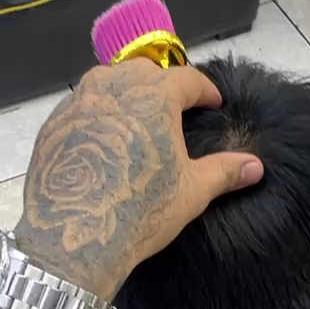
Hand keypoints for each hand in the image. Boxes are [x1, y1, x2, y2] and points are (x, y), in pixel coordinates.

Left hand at [16, 60, 264, 297]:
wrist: (74, 235)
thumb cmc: (141, 211)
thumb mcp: (192, 192)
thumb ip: (225, 171)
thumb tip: (256, 167)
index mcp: (154, 95)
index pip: (188, 79)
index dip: (205, 91)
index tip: (212, 103)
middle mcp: (113, 86)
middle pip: (144, 73)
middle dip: (162, 87)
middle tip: (173, 112)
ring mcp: (78, 103)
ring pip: (107, 84)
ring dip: (126, 95)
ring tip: (136, 122)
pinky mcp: (53, 125)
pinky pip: (81, 109)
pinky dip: (97, 117)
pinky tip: (103, 143)